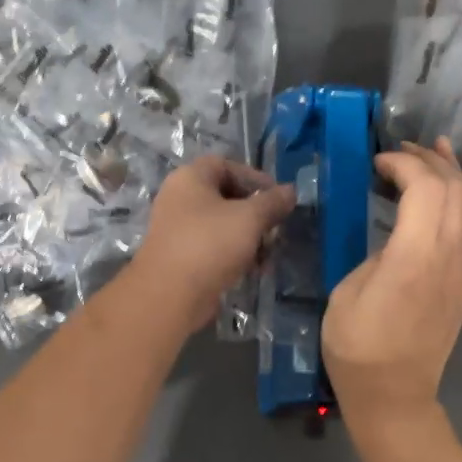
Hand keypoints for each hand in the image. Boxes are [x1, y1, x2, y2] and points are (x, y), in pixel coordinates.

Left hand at [131, 156, 295, 331]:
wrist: (171, 295)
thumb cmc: (210, 245)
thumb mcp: (249, 219)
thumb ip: (272, 203)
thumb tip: (290, 192)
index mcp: (190, 178)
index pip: (226, 165)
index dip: (254, 178)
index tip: (278, 197)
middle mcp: (179, 199)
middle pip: (225, 198)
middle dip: (255, 214)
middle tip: (275, 229)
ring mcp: (178, 231)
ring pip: (221, 227)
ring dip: (248, 239)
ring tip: (267, 256)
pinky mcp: (181, 259)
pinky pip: (213, 249)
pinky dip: (233, 255)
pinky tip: (251, 271)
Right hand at [323, 139, 461, 423]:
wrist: (395, 396)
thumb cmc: (358, 350)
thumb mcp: (346, 294)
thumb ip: (374, 257)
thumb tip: (392, 246)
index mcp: (415, 254)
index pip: (425, 186)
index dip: (404, 163)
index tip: (378, 162)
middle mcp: (448, 256)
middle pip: (454, 189)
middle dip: (431, 160)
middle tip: (404, 149)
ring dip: (451, 178)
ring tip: (435, 155)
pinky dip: (457, 205)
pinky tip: (444, 203)